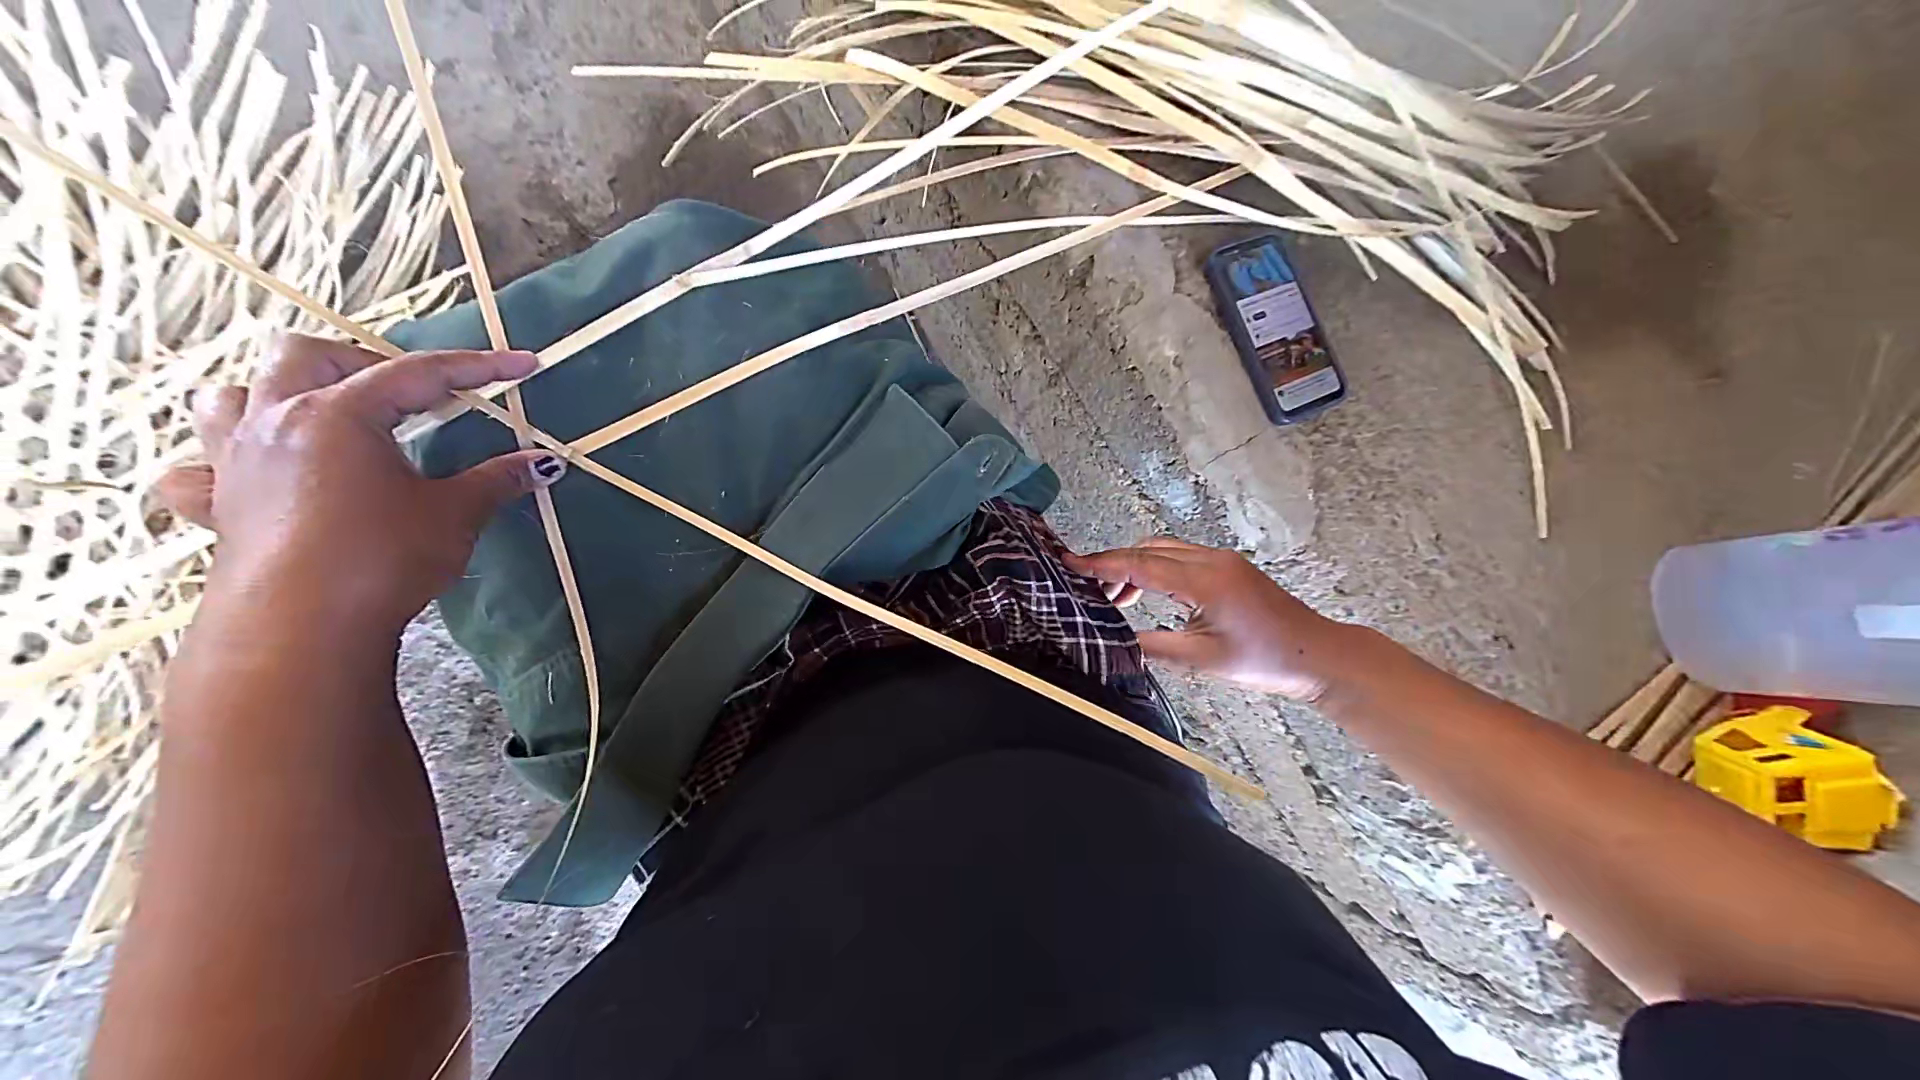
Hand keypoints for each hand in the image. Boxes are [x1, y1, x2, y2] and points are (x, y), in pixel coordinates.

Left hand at [155, 333, 564, 635]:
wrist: (303, 628)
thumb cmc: (383, 557)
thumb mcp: (455, 513)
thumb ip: (498, 479)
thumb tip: (544, 463)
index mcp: (340, 414)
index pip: (419, 373)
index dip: (478, 366)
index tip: (523, 363)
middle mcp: (278, 421)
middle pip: (307, 354)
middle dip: (364, 361)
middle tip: (412, 394)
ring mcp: (234, 460)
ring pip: (233, 394)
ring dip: (280, 393)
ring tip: (326, 416)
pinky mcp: (217, 504)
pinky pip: (198, 465)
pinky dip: (224, 458)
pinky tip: (259, 473)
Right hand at [1064, 537, 1349, 700]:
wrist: (1316, 654)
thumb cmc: (1266, 660)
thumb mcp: (1202, 660)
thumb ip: (1154, 646)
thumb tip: (1118, 639)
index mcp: (1205, 581)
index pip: (1141, 564)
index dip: (1102, 564)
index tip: (1071, 562)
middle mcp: (1213, 561)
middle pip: (1148, 550)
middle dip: (1113, 564)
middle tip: (1087, 585)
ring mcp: (1222, 560)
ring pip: (1163, 550)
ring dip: (1135, 565)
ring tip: (1116, 596)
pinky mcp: (1228, 566)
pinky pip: (1181, 556)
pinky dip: (1156, 567)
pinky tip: (1147, 591)